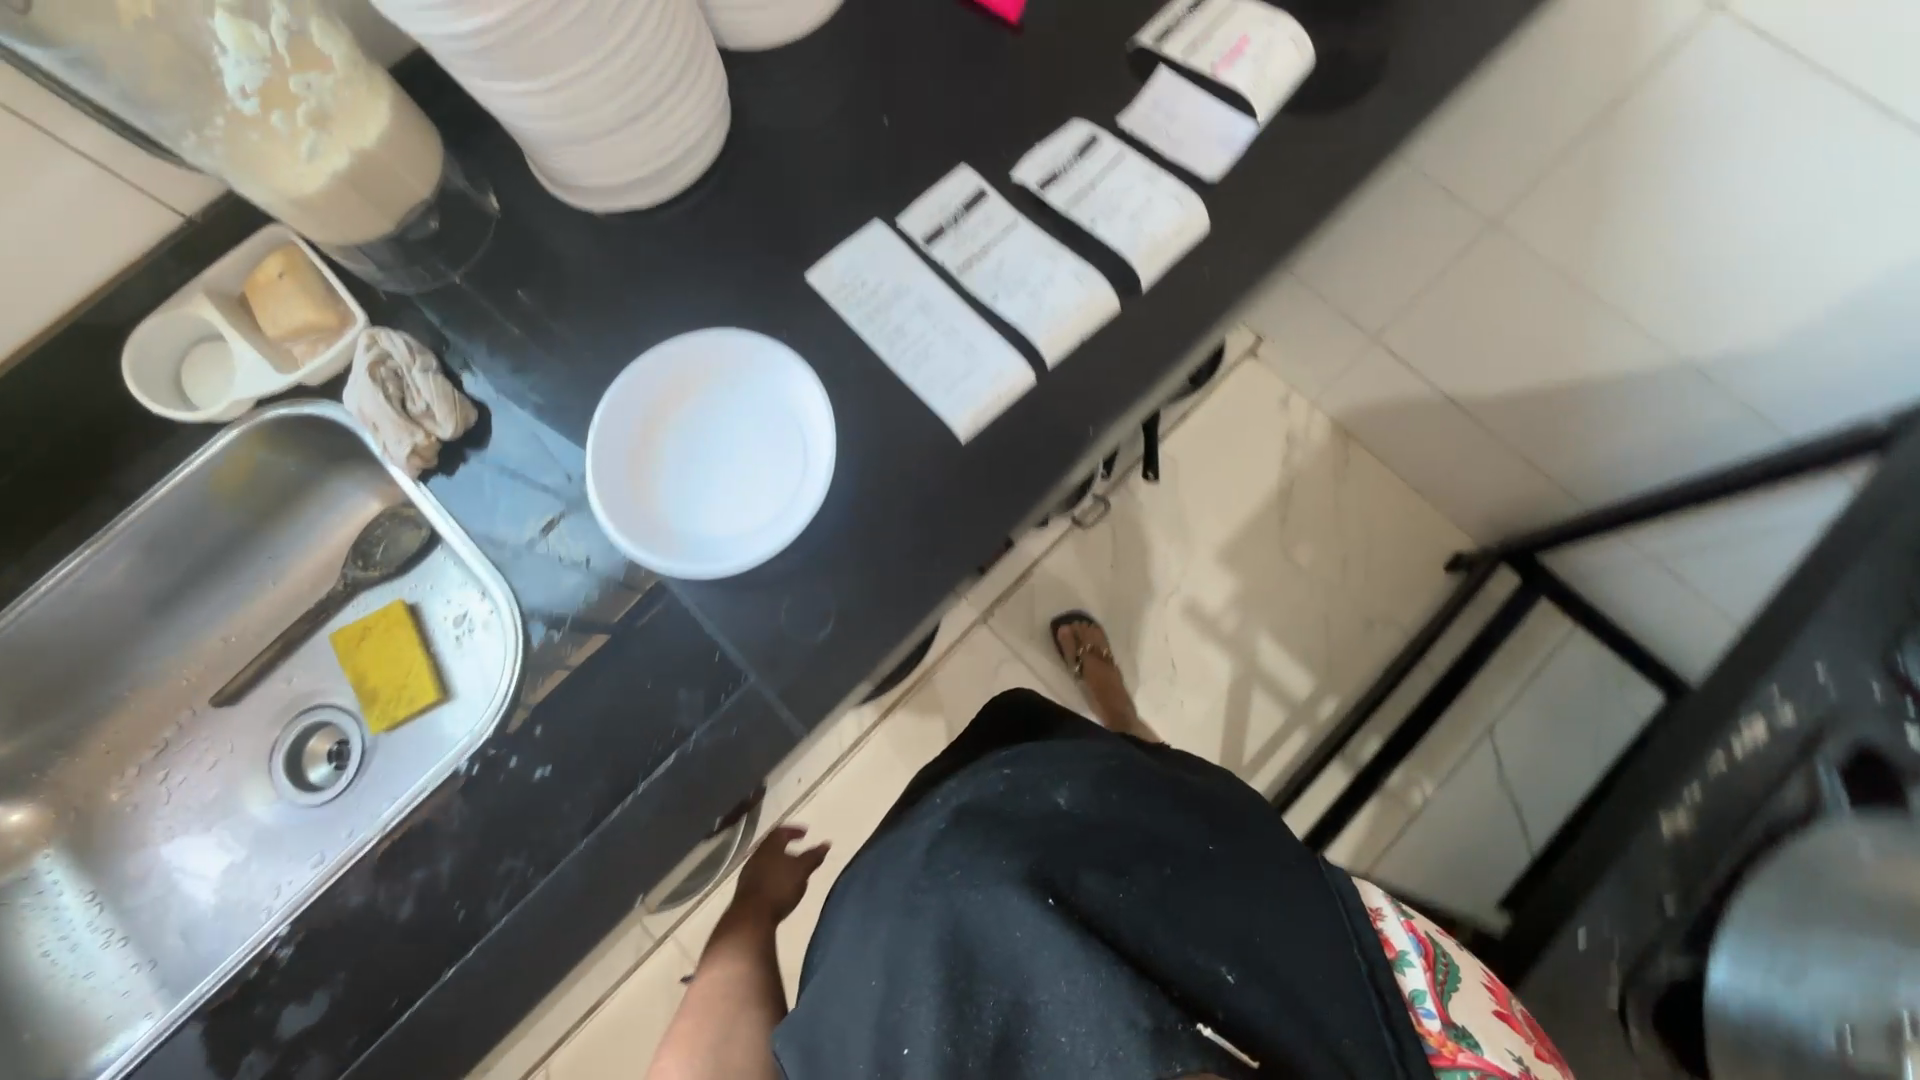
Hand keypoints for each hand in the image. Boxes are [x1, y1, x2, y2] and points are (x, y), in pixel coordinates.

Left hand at [731, 825, 829, 924]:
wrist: (750, 918)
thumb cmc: (779, 888)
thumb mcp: (802, 870)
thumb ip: (813, 856)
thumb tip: (826, 843)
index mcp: (770, 846)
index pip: (780, 831)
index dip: (793, 830)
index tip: (805, 833)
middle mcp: (756, 856)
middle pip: (771, 846)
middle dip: (786, 847)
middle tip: (799, 851)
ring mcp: (748, 874)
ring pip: (765, 862)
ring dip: (778, 863)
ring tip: (791, 871)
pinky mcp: (745, 891)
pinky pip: (761, 876)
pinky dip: (772, 876)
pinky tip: (779, 886)